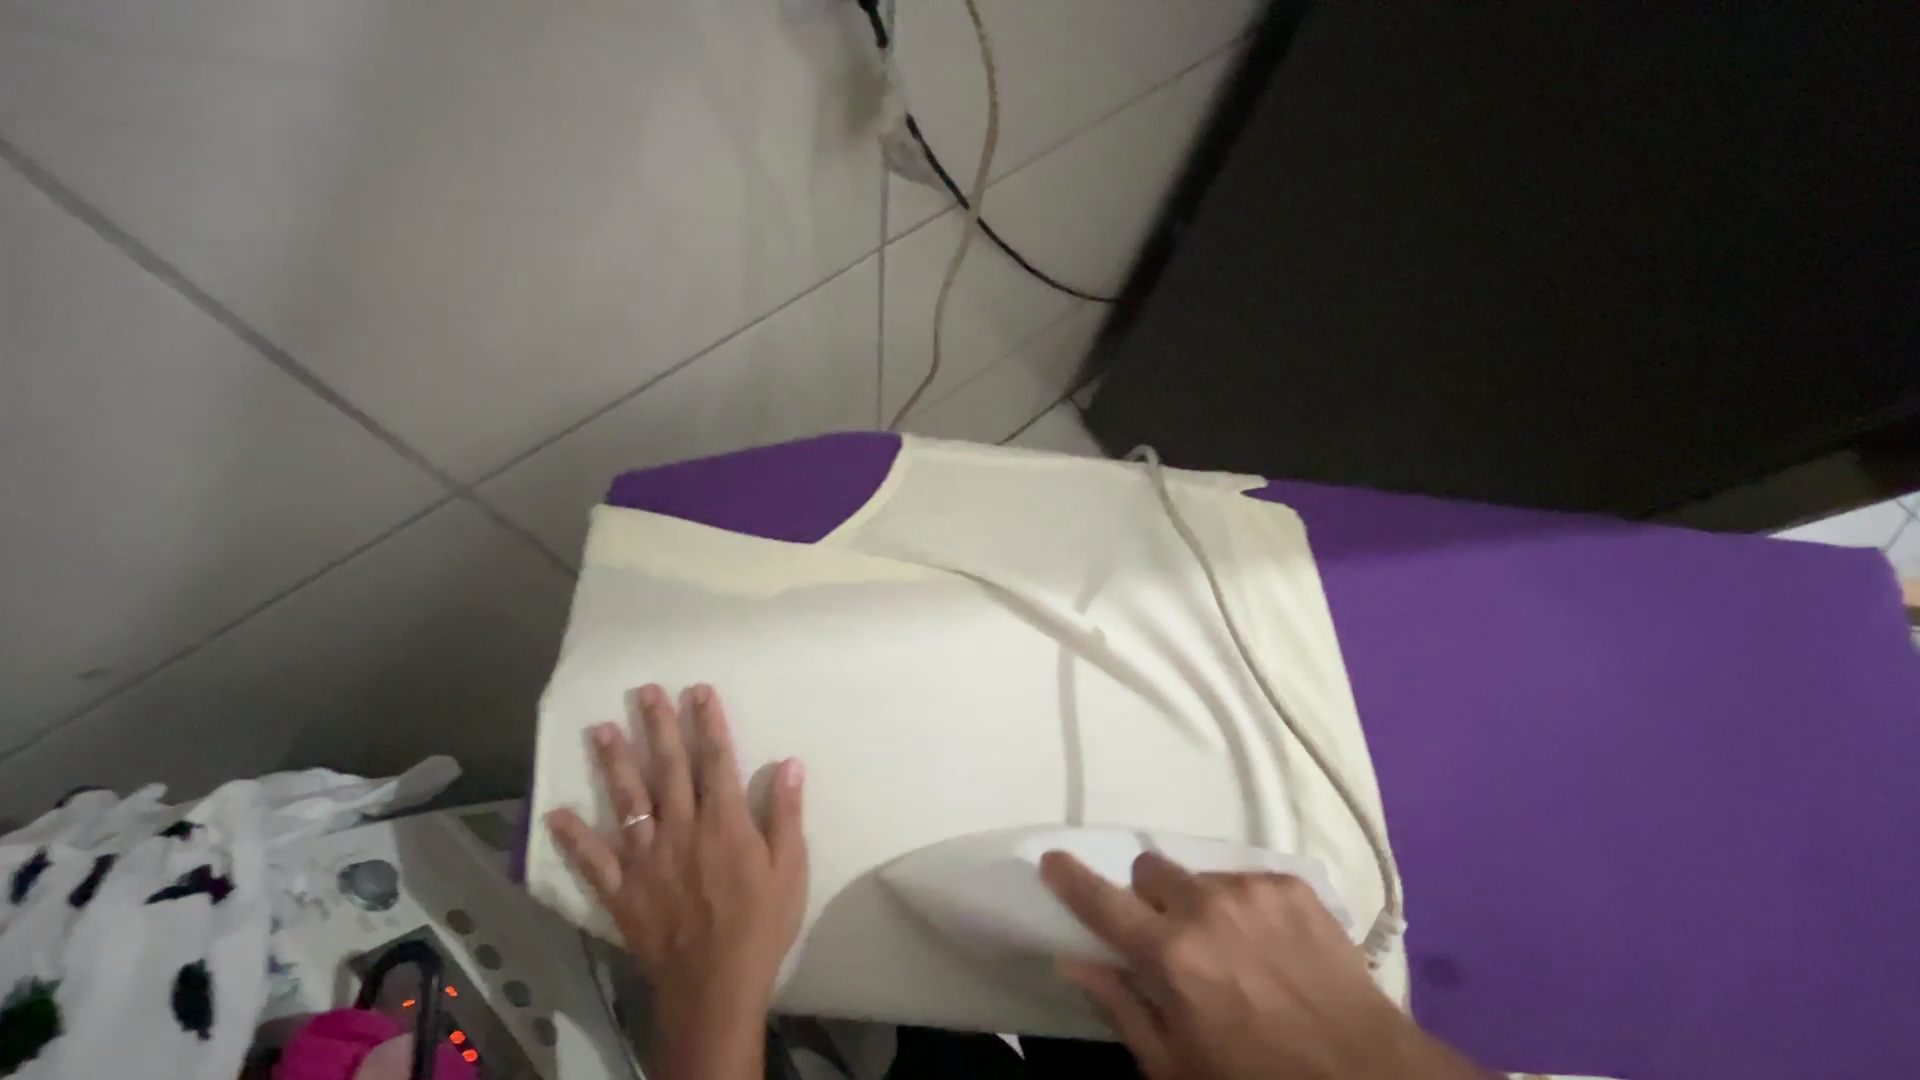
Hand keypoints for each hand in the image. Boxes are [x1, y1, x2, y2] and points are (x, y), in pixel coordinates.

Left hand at [547, 684, 807, 1079]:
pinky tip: (556, 815)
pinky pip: (593, 861)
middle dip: (658, 727)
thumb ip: (785, 814)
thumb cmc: (760, 924)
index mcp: (724, 822)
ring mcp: (647, 859)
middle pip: (668, 768)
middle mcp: (681, 829)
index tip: (698, 691)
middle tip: (644, 691)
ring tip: (602, 729)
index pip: (716, 760)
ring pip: (628, 801)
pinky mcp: (622, 890)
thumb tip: (789, 763)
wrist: (714, 985)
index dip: (708, 723)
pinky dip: (574, 838)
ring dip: (614, 763)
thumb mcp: (790, 868)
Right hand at [1041, 852, 1483, 1079]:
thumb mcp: (1176, 1066)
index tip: (1053, 860)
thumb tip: (1073, 961)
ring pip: (1198, 875)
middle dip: (1149, 898)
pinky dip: (1243, 906)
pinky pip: (1244, 879)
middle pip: (1149, 869)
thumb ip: (1120, 1006)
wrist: (1368, 1077)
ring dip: (1198, 903)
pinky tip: (1270, 946)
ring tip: (1232, 948)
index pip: (1101, 901)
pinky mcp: (1290, 886)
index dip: (1070, 879)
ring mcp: (1250, 890)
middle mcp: (1204, 907)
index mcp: (1169, 954)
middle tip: (1170, 937)